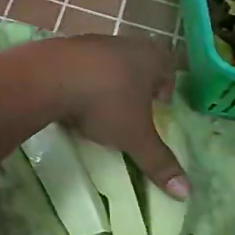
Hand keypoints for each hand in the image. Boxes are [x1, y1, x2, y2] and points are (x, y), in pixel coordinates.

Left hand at [48, 34, 189, 197]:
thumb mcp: (135, 137)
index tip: (156, 108)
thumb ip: (159, 161)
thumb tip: (187, 193)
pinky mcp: (60, 47)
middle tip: (128, 111)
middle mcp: (123, 43)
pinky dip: (76, 81)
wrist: (47, 78)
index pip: (167, 68)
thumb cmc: (104, 103)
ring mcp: (89, 41)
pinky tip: (68, 99)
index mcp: (150, 56)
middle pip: (136, 63)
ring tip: (95, 108)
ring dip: (103, 83)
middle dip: (134, 86)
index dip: (165, 89)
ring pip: (104, 64)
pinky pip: (75, 66)